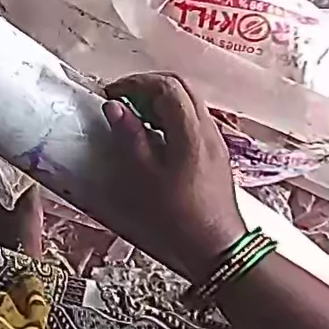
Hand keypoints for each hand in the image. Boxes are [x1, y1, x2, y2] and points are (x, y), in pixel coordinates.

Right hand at [96, 73, 246, 278]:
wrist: (217, 246)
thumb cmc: (176, 212)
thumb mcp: (144, 174)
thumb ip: (130, 135)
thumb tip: (114, 106)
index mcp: (191, 132)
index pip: (166, 86)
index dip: (135, 83)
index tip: (111, 95)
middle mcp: (207, 128)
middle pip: (180, 86)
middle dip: (147, 85)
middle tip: (121, 99)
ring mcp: (214, 139)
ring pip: (187, 100)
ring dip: (157, 99)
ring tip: (132, 115)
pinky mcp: (213, 150)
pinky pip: (190, 117)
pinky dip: (168, 113)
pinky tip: (151, 132)